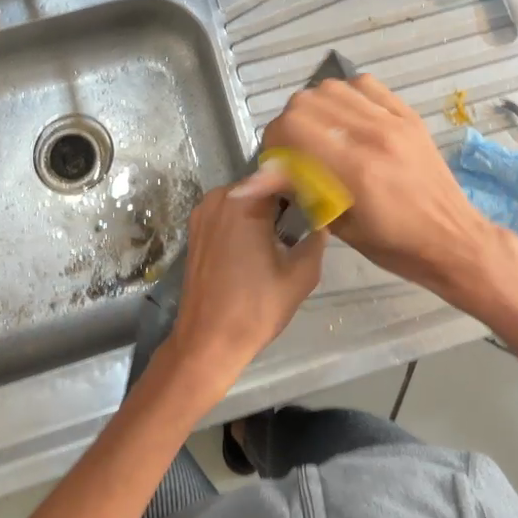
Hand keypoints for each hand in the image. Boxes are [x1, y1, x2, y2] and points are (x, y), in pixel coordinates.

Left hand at [167, 180, 327, 375]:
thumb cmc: (256, 308)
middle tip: (304, 223)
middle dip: (283, 200)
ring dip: (263, 211)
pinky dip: (244, 222)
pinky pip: (227, 213)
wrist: (207, 341)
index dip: (304, 187)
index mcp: (245, 202)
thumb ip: (316, 240)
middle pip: (261, 186)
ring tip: (283, 238)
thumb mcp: (300, 275)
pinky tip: (258, 247)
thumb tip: (322, 222)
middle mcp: (221, 197)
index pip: (283, 177)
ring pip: (244, 199)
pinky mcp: (195, 229)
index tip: (319, 203)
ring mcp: (203, 212)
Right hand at [249, 75, 513, 299]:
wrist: (453, 240)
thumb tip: (251, 181)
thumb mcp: (340, 226)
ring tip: (320, 132)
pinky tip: (348, 118)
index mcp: (354, 170)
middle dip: (290, 123)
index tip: (278, 160)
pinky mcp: (408, 115)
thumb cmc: (395, 246)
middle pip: (306, 102)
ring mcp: (393, 121)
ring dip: (315, 107)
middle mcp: (372, 136)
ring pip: (333, 87)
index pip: (293, 128)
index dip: (274, 140)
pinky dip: (347, 95)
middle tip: (295, 148)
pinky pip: (366, 84)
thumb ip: (299, 191)